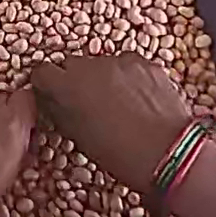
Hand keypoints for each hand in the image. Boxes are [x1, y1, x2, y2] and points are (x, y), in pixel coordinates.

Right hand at [30, 53, 192, 194]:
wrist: (173, 155)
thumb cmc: (121, 154)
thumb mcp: (79, 138)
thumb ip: (60, 112)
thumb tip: (51, 101)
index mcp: (68, 86)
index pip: (42, 72)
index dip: (45, 83)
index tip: (50, 92)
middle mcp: (90, 66)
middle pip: (71, 64)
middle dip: (73, 79)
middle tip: (85, 101)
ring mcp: (119, 61)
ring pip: (100, 63)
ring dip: (101, 77)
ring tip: (117, 101)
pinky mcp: (144, 63)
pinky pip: (126, 64)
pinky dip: (127, 76)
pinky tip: (137, 97)